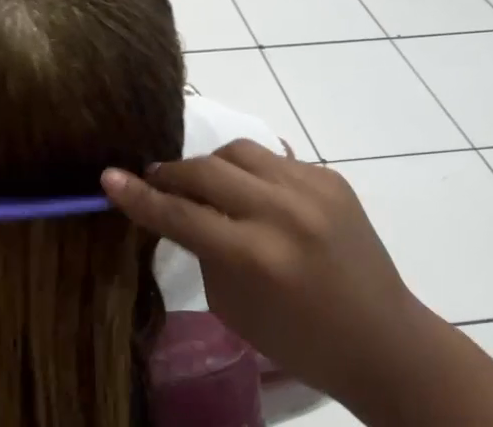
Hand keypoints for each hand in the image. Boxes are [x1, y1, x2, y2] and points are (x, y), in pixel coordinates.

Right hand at [101, 141, 427, 406]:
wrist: (384, 341)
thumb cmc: (300, 339)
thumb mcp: (233, 304)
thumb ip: (202, 248)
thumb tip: (175, 205)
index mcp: (257, 256)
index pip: (182, 214)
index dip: (140, 195)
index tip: (109, 176)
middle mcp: (285, 212)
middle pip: (206, 169)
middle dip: (172, 173)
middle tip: (155, 182)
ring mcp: (313, 188)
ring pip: (238, 151)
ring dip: (212, 165)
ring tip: (206, 186)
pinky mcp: (332, 177)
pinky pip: (274, 160)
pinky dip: (253, 173)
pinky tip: (254, 196)